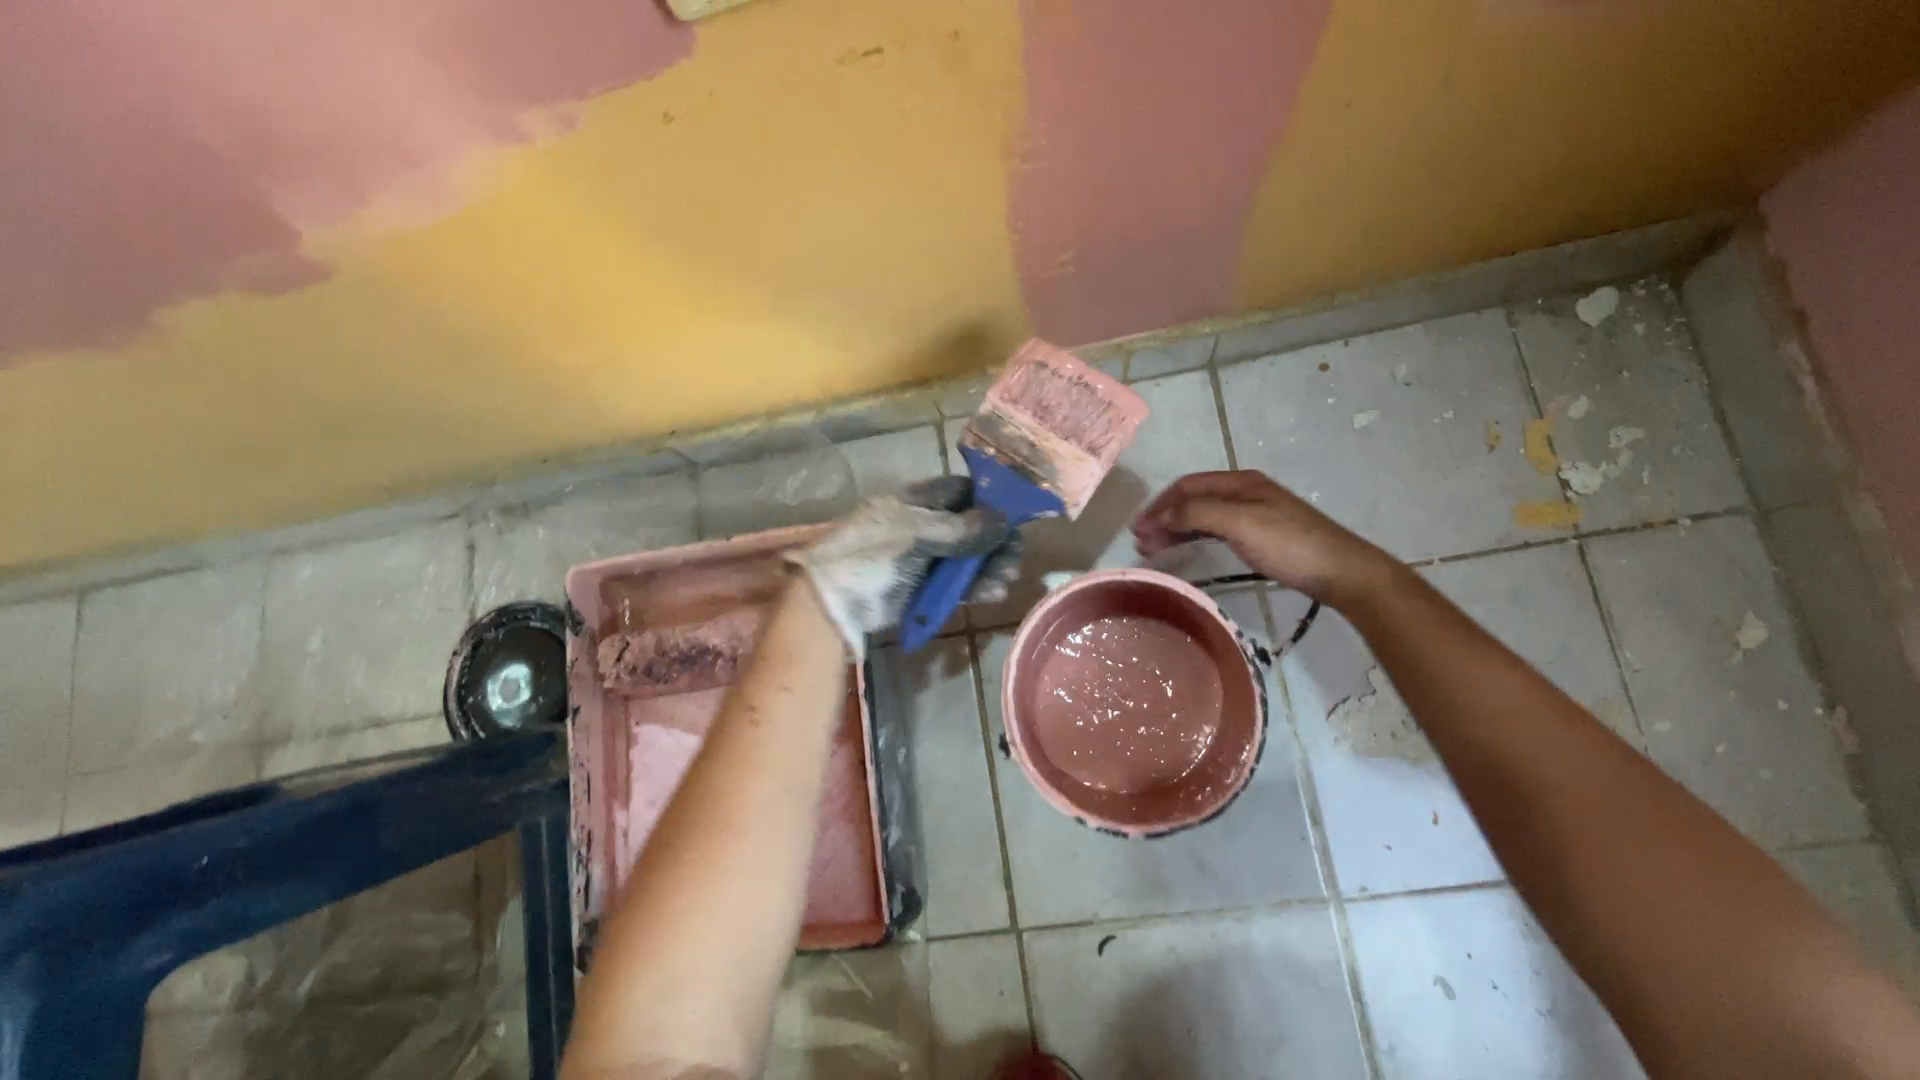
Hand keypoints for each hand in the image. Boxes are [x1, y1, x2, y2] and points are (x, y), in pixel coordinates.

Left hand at [787, 477, 1022, 655]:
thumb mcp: (918, 533)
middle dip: (997, 541)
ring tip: (1006, 580)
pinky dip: (976, 587)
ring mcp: (925, 559)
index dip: (989, 499)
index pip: (961, 491)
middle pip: (972, 528)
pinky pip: (958, 584)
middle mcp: (925, 525)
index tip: (1015, 514)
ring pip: (969, 558)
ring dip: (991, 567)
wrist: (835, 602)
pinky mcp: (925, 589)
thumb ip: (962, 528)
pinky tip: (992, 593)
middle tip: (1016, 556)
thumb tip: (1005, 519)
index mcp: (916, 500)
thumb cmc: (873, 554)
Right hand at [1132, 470, 1400, 604]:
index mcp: (1240, 482)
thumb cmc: (1290, 545)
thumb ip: (1198, 515)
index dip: (1160, 505)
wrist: (1340, 571)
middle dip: (1164, 517)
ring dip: (1176, 529)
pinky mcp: (1259, 536)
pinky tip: (1185, 549)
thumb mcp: (1241, 524)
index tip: (1138, 529)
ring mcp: (1253, 514)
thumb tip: (1161, 515)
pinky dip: (1194, 537)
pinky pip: (1216, 530)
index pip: (1188, 486)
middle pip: (1194, 499)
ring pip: (1203, 516)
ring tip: (1154, 549)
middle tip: (1141, 543)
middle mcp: (1244, 492)